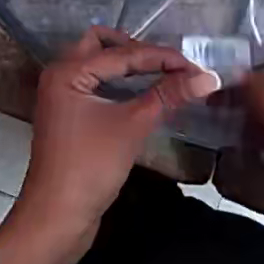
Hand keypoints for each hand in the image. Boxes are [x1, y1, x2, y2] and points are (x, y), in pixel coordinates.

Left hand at [16, 27, 220, 238]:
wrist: (56, 218)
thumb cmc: (90, 168)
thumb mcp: (132, 126)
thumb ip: (168, 96)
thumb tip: (207, 78)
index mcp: (68, 72)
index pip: (122, 54)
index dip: (162, 58)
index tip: (195, 66)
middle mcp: (60, 75)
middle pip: (101, 44)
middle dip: (137, 49)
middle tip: (169, 63)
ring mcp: (62, 96)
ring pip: (97, 63)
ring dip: (127, 63)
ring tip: (161, 72)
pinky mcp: (68, 114)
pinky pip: (95, 83)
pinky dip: (118, 80)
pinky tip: (143, 91)